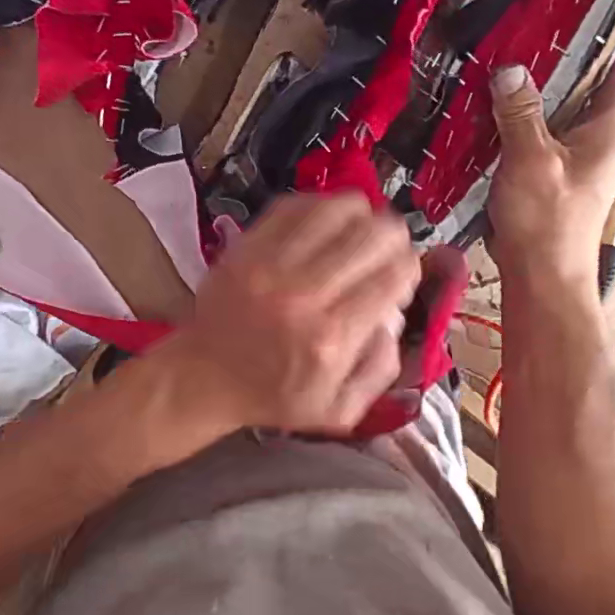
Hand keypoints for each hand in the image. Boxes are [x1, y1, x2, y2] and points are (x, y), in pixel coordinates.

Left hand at [157, 193, 421, 436]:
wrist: (204, 377)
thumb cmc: (274, 396)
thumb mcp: (339, 409)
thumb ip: (380, 369)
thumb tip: (395, 317)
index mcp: (331, 337)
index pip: (392, 277)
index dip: (411, 266)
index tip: (407, 271)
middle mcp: (304, 294)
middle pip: (372, 237)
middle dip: (394, 237)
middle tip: (391, 247)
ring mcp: (270, 264)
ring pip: (337, 211)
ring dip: (362, 215)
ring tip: (362, 228)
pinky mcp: (247, 246)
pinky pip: (295, 205)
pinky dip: (322, 206)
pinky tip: (329, 220)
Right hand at [487, 54, 614, 284]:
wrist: (542, 277)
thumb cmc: (547, 219)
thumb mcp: (531, 158)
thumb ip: (520, 111)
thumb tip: (511, 69)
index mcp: (612, 126)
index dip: (604, 35)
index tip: (568, 10)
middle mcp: (601, 137)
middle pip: (585, 84)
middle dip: (554, 60)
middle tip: (517, 33)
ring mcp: (576, 157)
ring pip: (558, 110)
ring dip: (531, 92)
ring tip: (497, 64)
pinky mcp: (552, 173)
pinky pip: (538, 135)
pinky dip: (519, 120)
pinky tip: (488, 109)